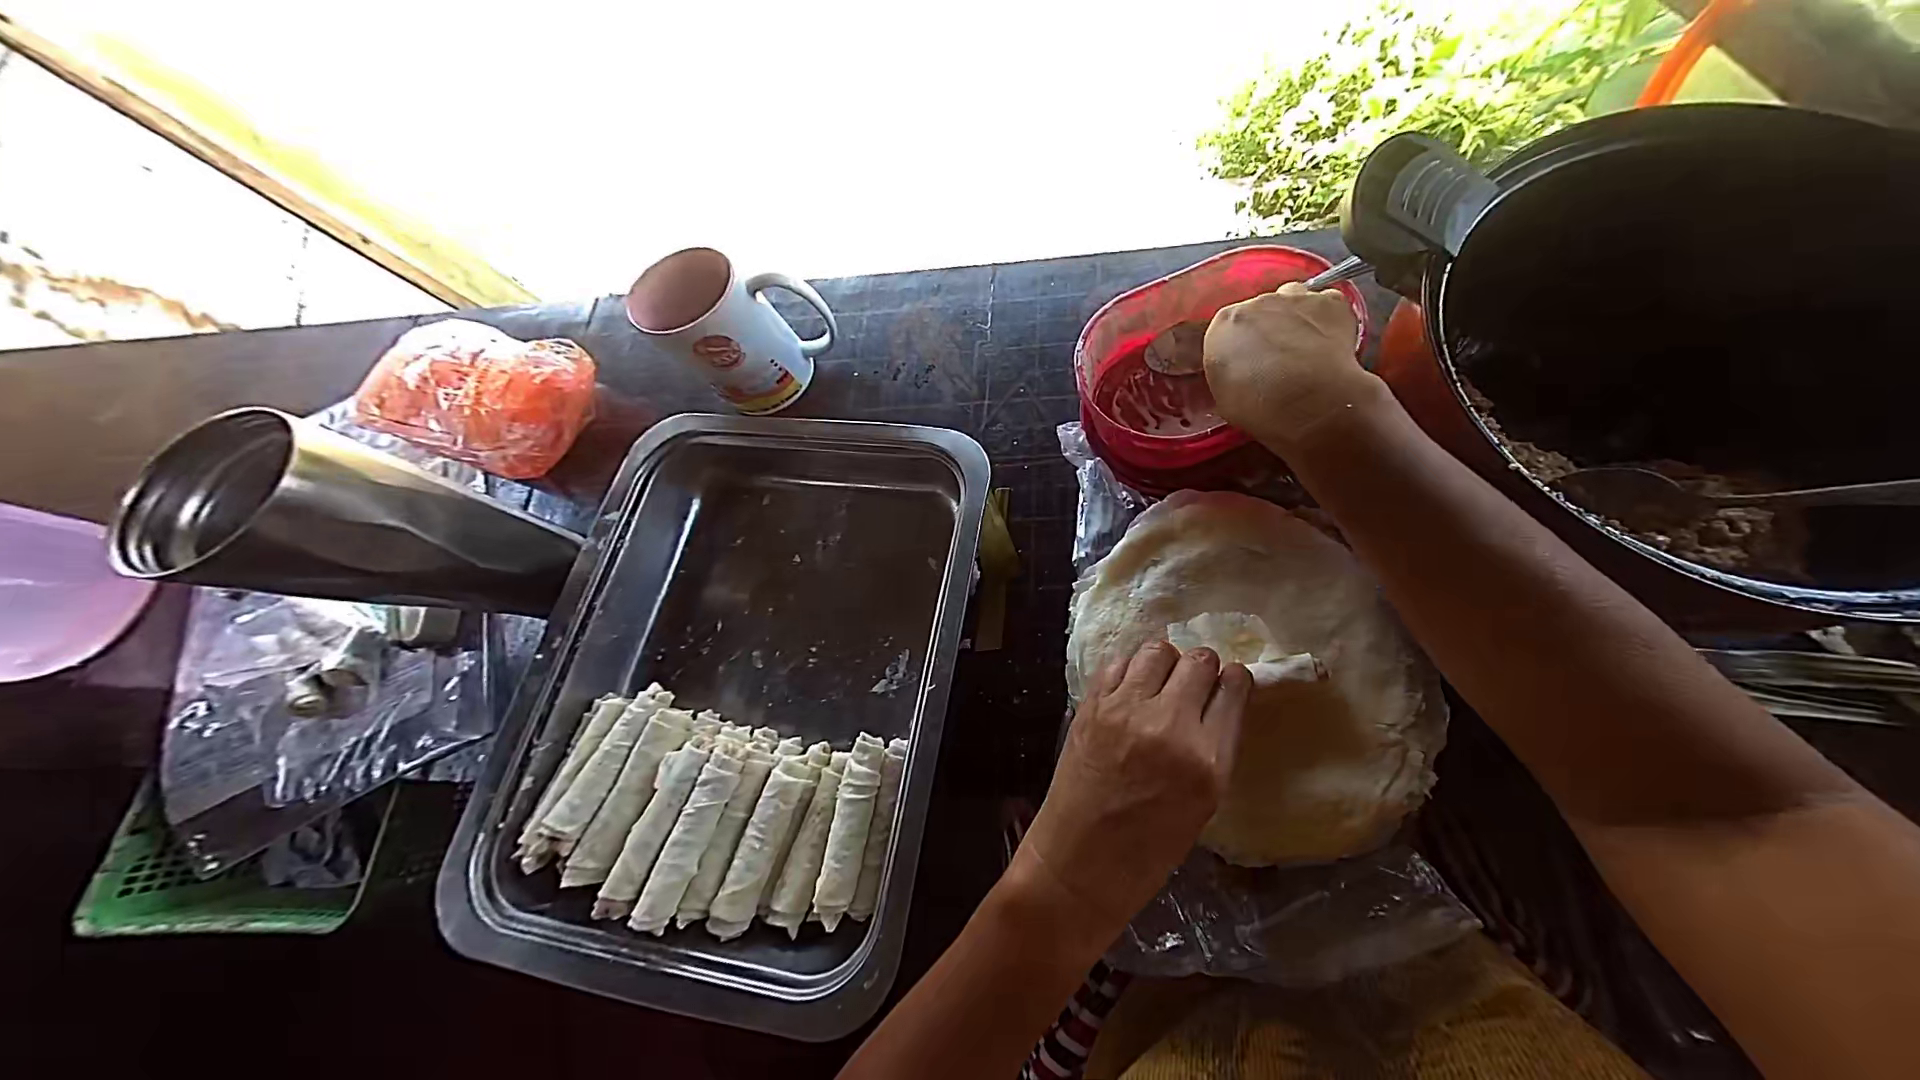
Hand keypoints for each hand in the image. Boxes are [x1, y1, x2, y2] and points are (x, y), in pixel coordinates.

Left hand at [1012, 641, 1250, 941]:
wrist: (1080, 860)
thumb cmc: (1148, 847)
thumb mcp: (1203, 802)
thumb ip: (1213, 747)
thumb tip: (1217, 702)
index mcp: (1206, 760)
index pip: (1233, 689)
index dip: (1234, 681)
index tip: (1229, 682)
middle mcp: (1168, 725)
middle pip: (1199, 661)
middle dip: (1203, 667)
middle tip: (1195, 682)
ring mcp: (1124, 711)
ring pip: (1157, 651)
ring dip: (1166, 662)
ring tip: (1161, 682)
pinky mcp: (1092, 706)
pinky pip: (1119, 664)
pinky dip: (1130, 670)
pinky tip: (1131, 690)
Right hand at [1204, 281, 1375, 449]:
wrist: (1306, 400)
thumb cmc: (1259, 404)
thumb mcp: (1221, 397)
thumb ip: (1225, 373)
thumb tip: (1234, 375)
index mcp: (1223, 325)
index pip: (1226, 329)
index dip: (1236, 347)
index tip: (1243, 365)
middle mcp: (1255, 304)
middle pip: (1258, 311)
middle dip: (1264, 330)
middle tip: (1273, 361)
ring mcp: (1294, 299)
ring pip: (1291, 298)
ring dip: (1293, 317)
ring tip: (1301, 347)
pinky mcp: (1329, 302)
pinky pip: (1326, 302)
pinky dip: (1327, 318)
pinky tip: (1327, 341)